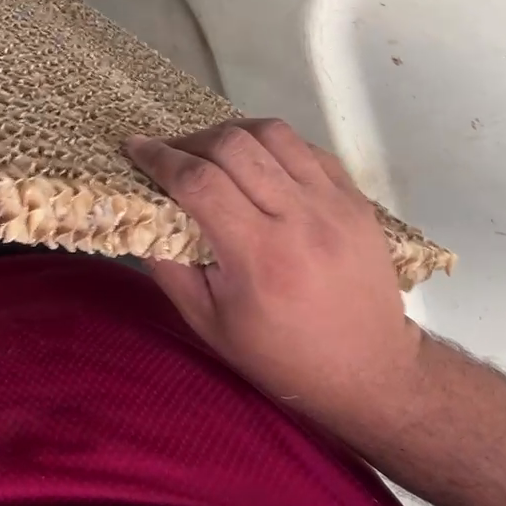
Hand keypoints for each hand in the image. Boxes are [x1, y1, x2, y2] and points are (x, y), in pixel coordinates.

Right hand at [125, 120, 422, 425]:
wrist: (371, 372)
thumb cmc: (279, 354)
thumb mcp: (207, 321)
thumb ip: (168, 265)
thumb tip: (142, 213)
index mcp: (260, 256)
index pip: (199, 182)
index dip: (159, 157)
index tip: (134, 148)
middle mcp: (300, 220)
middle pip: (232, 145)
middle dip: (188, 141)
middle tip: (170, 156)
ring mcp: (334, 205)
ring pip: (271, 133)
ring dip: (229, 134)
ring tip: (210, 153)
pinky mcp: (356, 199)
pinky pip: (305, 147)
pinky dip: (269, 144)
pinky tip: (255, 163)